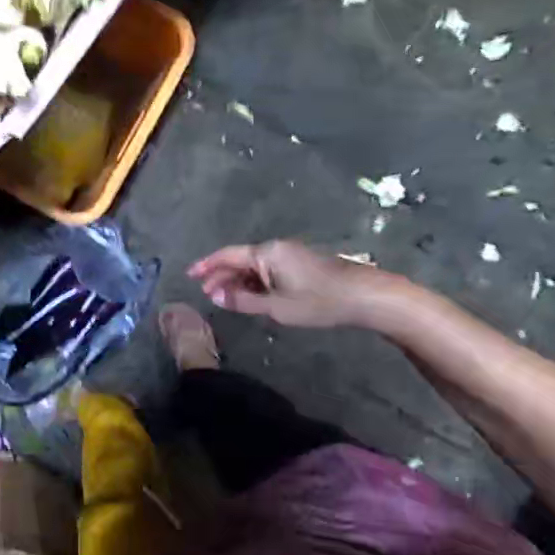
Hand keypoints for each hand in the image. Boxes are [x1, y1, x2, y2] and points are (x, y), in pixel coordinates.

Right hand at [187, 240, 390, 328]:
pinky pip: (269, 270)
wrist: (364, 296)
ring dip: (239, 281)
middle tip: (206, 293)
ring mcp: (290, 255)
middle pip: (240, 259)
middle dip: (221, 276)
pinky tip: (252, 297)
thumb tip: (216, 295)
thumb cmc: (318, 301)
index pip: (227, 255)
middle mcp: (275, 248)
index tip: (190, 274)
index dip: (207, 265)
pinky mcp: (301, 264)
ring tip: (226, 298)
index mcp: (266, 253)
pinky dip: (255, 282)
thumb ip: (243, 301)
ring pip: (255, 266)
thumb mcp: (276, 307)